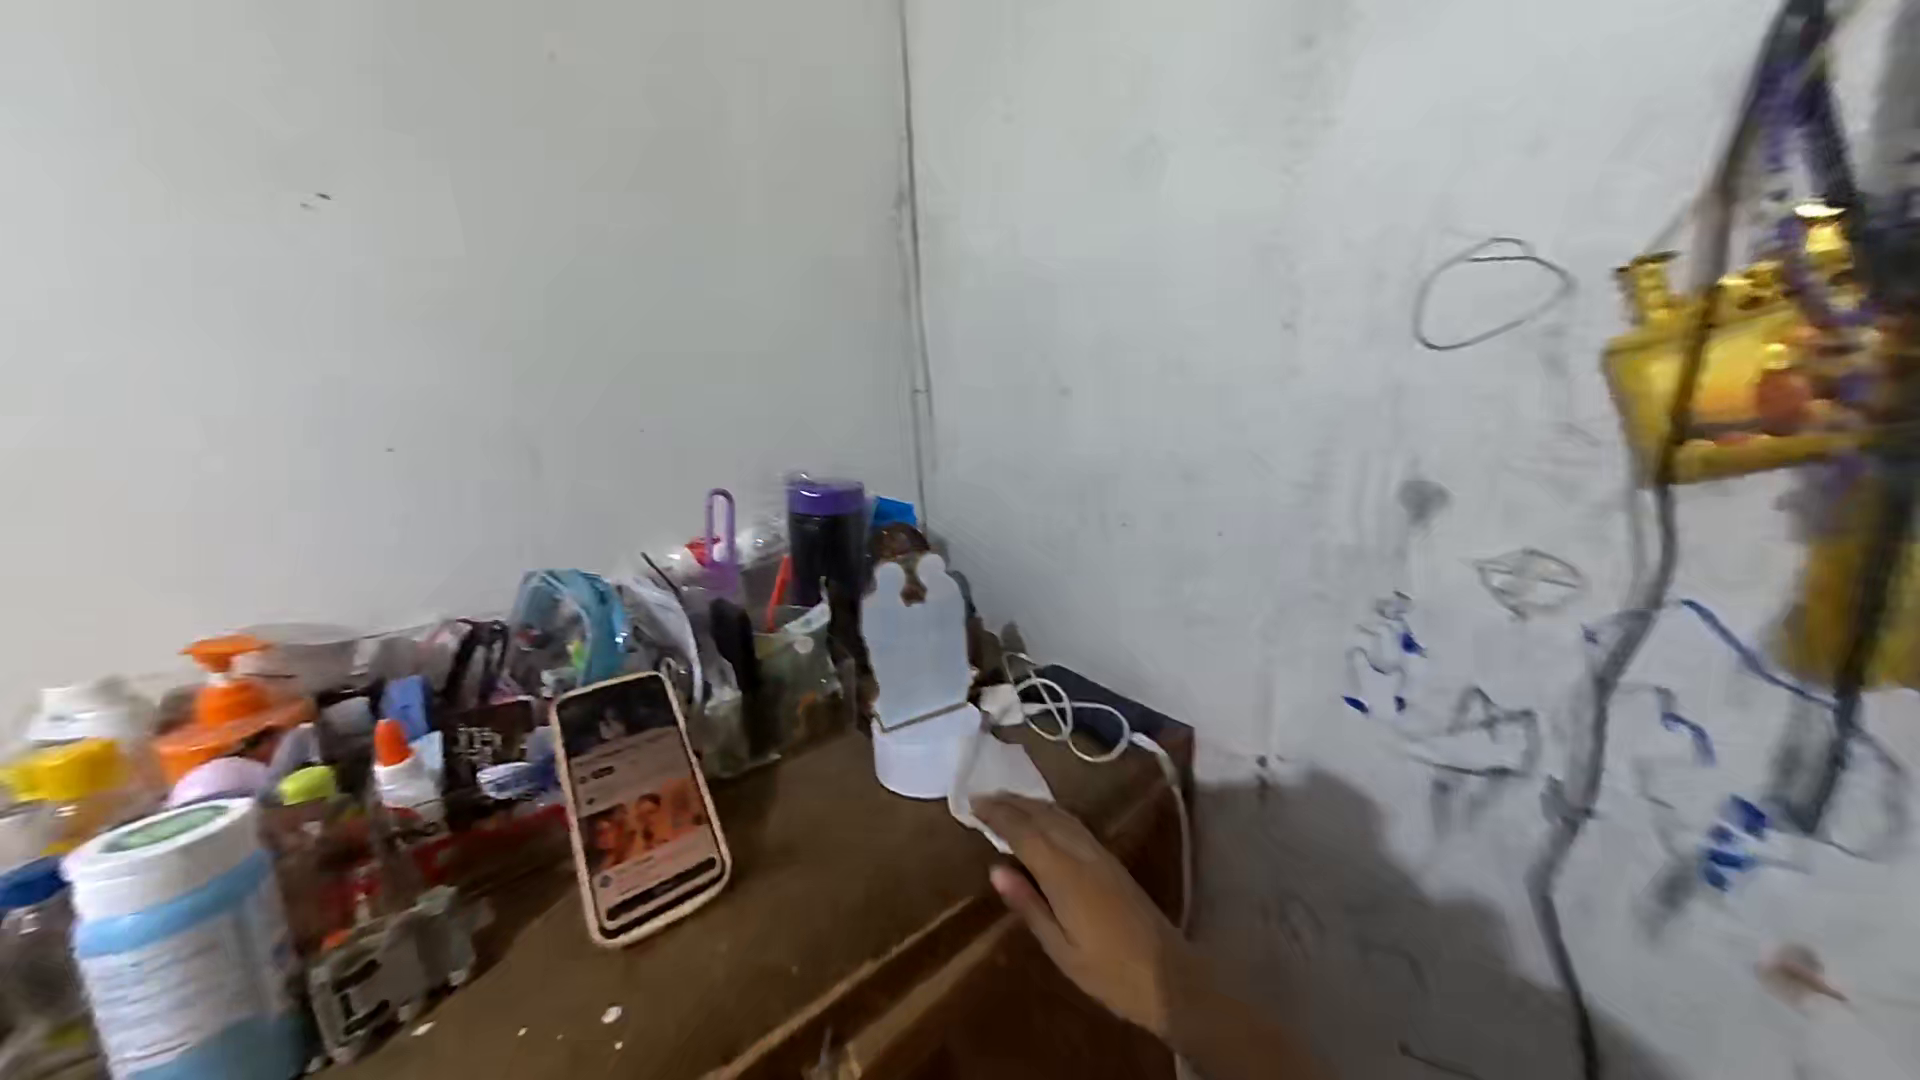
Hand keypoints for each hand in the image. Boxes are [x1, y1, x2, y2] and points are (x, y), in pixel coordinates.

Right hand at [973, 793, 1192, 1038]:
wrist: (1170, 976)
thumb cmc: (1109, 972)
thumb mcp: (1061, 949)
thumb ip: (1029, 905)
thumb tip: (996, 870)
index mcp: (1064, 873)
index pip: (1024, 831)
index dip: (997, 815)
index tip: (973, 804)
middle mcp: (1081, 852)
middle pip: (1041, 815)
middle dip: (1011, 802)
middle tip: (982, 797)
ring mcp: (1099, 852)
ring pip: (1059, 814)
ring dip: (1030, 803)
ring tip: (1006, 801)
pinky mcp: (1110, 859)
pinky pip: (1072, 822)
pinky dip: (1049, 812)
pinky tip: (1043, 818)